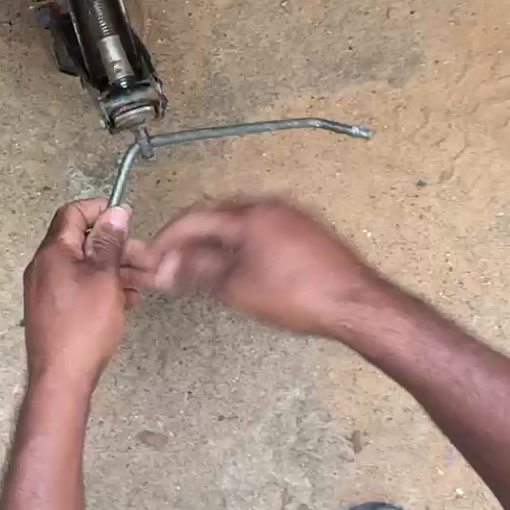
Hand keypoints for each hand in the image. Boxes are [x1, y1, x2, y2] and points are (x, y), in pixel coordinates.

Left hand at [23, 198, 134, 386]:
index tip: (125, 217)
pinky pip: (80, 288)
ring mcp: (46, 290)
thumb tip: (115, 213)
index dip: (99, 209)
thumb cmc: (82, 328)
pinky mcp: (53, 310)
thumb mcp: (105, 278)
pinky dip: (103, 287)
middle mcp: (44, 267)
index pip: (72, 213)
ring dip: (115, 269)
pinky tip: (127, 299)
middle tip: (145, 256)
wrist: (61, 379)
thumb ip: (110, 242)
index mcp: (52, 253)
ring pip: (85, 267)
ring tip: (145, 280)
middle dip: (116, 246)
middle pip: (82, 242)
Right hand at [121, 199, 389, 336]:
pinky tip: (237, 269)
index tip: (153, 256)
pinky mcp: (305, 231)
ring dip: (215, 245)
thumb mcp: (236, 286)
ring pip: (238, 225)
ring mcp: (290, 216)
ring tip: (202, 272)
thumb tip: (169, 264)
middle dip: (191, 242)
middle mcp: (269, 206)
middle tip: (174, 266)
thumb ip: (197, 269)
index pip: (194, 219)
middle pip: (216, 218)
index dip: (168, 239)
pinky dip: (240, 247)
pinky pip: (260, 231)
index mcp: (249, 214)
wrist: (355, 303)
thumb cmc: (300, 295)